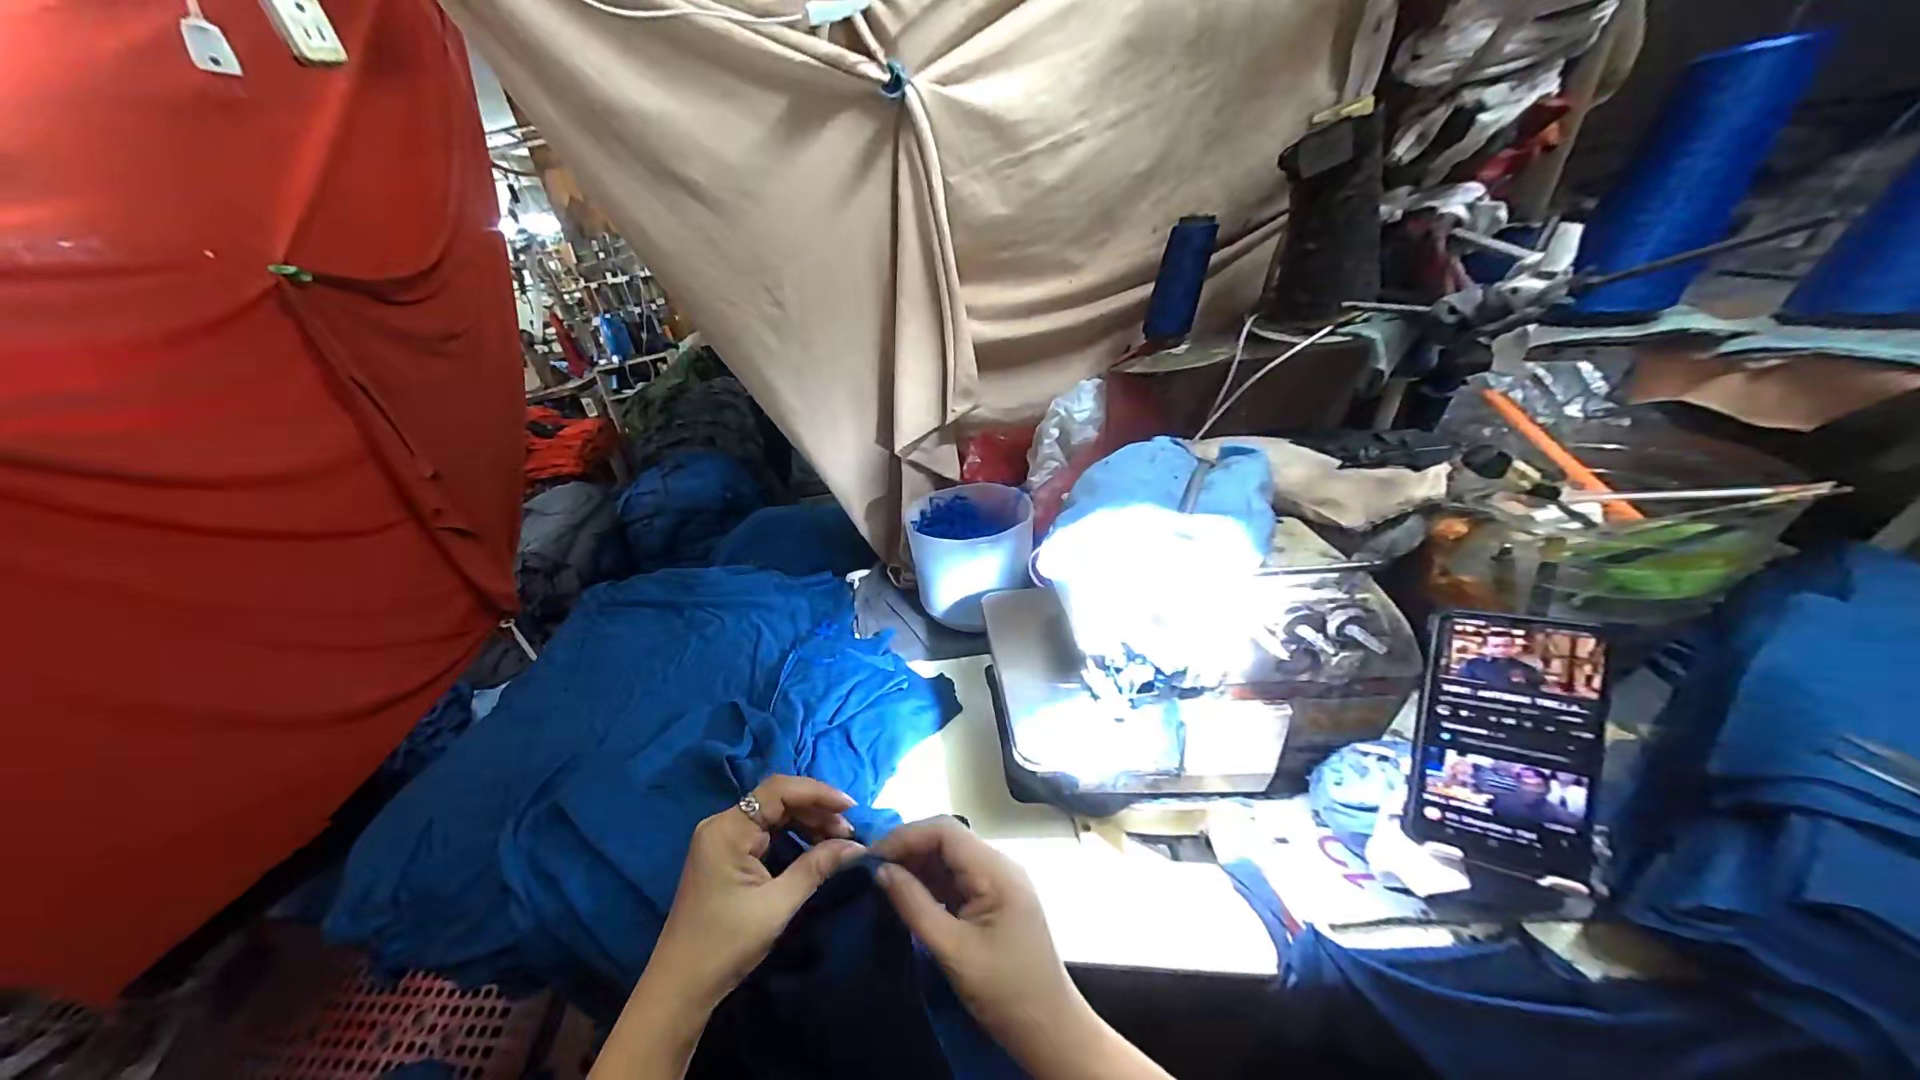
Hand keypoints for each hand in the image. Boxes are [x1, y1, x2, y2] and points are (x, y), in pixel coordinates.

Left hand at [594, 777, 866, 1079]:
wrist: (680, 987)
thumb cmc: (726, 945)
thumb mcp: (777, 905)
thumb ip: (817, 866)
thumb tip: (857, 846)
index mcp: (727, 829)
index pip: (778, 790)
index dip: (818, 793)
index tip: (851, 808)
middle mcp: (722, 824)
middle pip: (777, 799)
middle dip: (817, 810)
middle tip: (850, 831)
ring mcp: (722, 838)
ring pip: (774, 813)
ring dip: (808, 821)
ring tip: (840, 838)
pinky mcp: (726, 853)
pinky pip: (765, 830)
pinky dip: (793, 834)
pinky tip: (815, 845)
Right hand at [875, 818, 1168, 1078]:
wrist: (1049, 1028)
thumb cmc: (1005, 990)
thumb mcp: (953, 950)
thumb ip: (915, 905)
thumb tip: (881, 871)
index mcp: (996, 870)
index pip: (945, 831)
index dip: (905, 836)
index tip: (871, 858)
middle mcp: (999, 865)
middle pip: (947, 839)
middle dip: (908, 848)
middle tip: (870, 870)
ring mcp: (998, 881)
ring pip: (949, 857)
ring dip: (916, 864)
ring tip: (881, 881)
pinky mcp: (993, 899)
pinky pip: (956, 877)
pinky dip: (929, 882)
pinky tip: (906, 894)